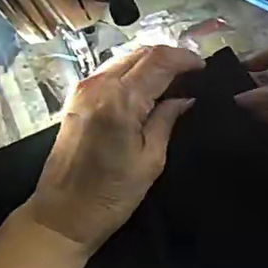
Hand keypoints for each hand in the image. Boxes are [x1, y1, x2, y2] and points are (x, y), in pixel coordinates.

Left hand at [22, 45, 203, 250]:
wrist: (63, 214)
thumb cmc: (111, 195)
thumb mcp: (150, 160)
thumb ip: (166, 120)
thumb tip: (185, 98)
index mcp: (120, 100)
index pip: (159, 60)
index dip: (185, 58)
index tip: (204, 68)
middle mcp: (99, 85)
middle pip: (141, 53)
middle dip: (170, 58)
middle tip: (192, 74)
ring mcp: (83, 89)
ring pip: (125, 59)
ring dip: (151, 64)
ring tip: (174, 81)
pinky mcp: (76, 99)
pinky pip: (110, 72)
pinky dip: (132, 73)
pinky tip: (147, 89)